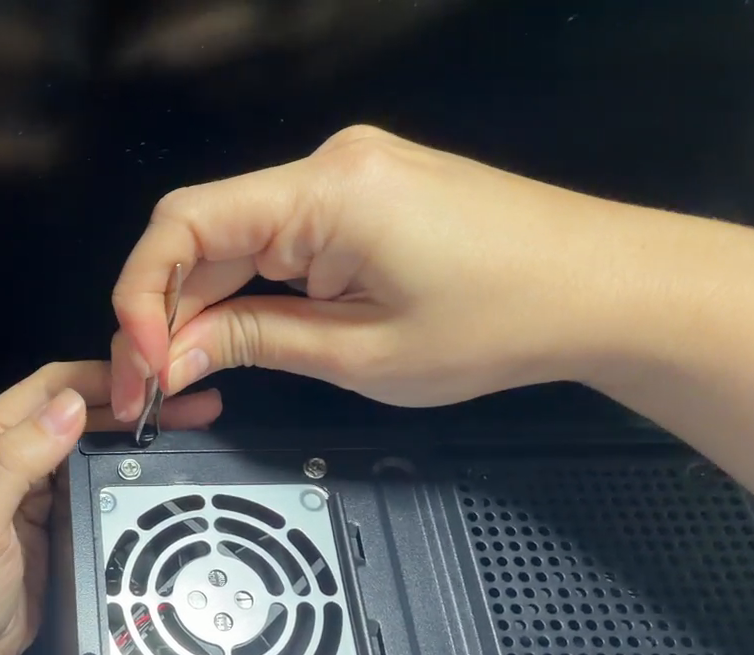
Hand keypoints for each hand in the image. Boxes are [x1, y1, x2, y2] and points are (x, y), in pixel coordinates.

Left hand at [0, 362, 220, 654]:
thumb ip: (12, 463)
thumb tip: (68, 409)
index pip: (46, 388)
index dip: (99, 378)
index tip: (147, 381)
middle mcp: (8, 452)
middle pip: (76, 406)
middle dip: (129, 399)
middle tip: (184, 401)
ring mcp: (37, 481)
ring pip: (93, 435)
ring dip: (136, 427)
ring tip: (186, 421)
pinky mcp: (60, 508)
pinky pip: (100, 470)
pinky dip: (130, 460)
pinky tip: (160, 458)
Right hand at [108, 125, 655, 419]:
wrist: (612, 289)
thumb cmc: (501, 323)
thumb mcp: (356, 352)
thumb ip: (250, 341)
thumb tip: (168, 357)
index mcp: (326, 190)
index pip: (182, 223)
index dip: (141, 296)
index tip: (146, 364)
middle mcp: (324, 166)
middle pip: (196, 234)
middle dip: (158, 315)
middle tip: (146, 388)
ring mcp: (339, 179)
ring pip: (225, 244)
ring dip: (193, 310)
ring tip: (180, 376)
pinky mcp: (352, 202)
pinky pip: (265, 246)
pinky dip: (235, 296)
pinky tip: (226, 340)